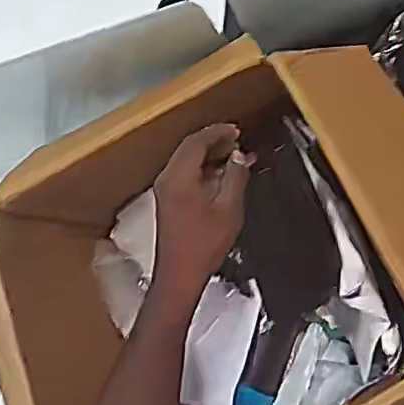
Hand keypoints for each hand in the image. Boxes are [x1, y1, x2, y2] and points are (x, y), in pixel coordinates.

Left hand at [149, 123, 252, 304]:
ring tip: (232, 153)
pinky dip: (201, 166)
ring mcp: (165, 189)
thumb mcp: (228, 209)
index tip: (235, 130)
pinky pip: (183, 172)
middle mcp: (167, 179)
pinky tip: (220, 173)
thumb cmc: (204, 245)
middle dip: (213, 140)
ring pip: (185, 159)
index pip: (196, 142)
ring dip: (207, 153)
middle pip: (188, 148)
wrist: (180, 274)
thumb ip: (235, 177)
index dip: (217, 132)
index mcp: (179, 177)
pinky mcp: (167, 199)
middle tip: (236, 139)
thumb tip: (238, 156)